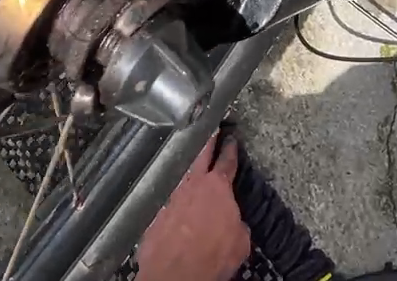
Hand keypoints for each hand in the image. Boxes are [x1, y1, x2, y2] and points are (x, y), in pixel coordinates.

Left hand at [135, 131, 251, 280]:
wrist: (176, 274)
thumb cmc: (213, 256)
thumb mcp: (240, 241)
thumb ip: (238, 224)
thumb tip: (235, 223)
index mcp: (218, 187)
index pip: (227, 161)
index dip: (230, 149)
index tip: (231, 139)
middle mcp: (193, 186)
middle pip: (201, 155)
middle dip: (208, 142)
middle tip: (211, 131)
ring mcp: (172, 199)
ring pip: (182, 177)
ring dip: (188, 171)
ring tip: (192, 166)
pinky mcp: (156, 217)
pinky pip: (167, 203)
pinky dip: (173, 203)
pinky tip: (175, 207)